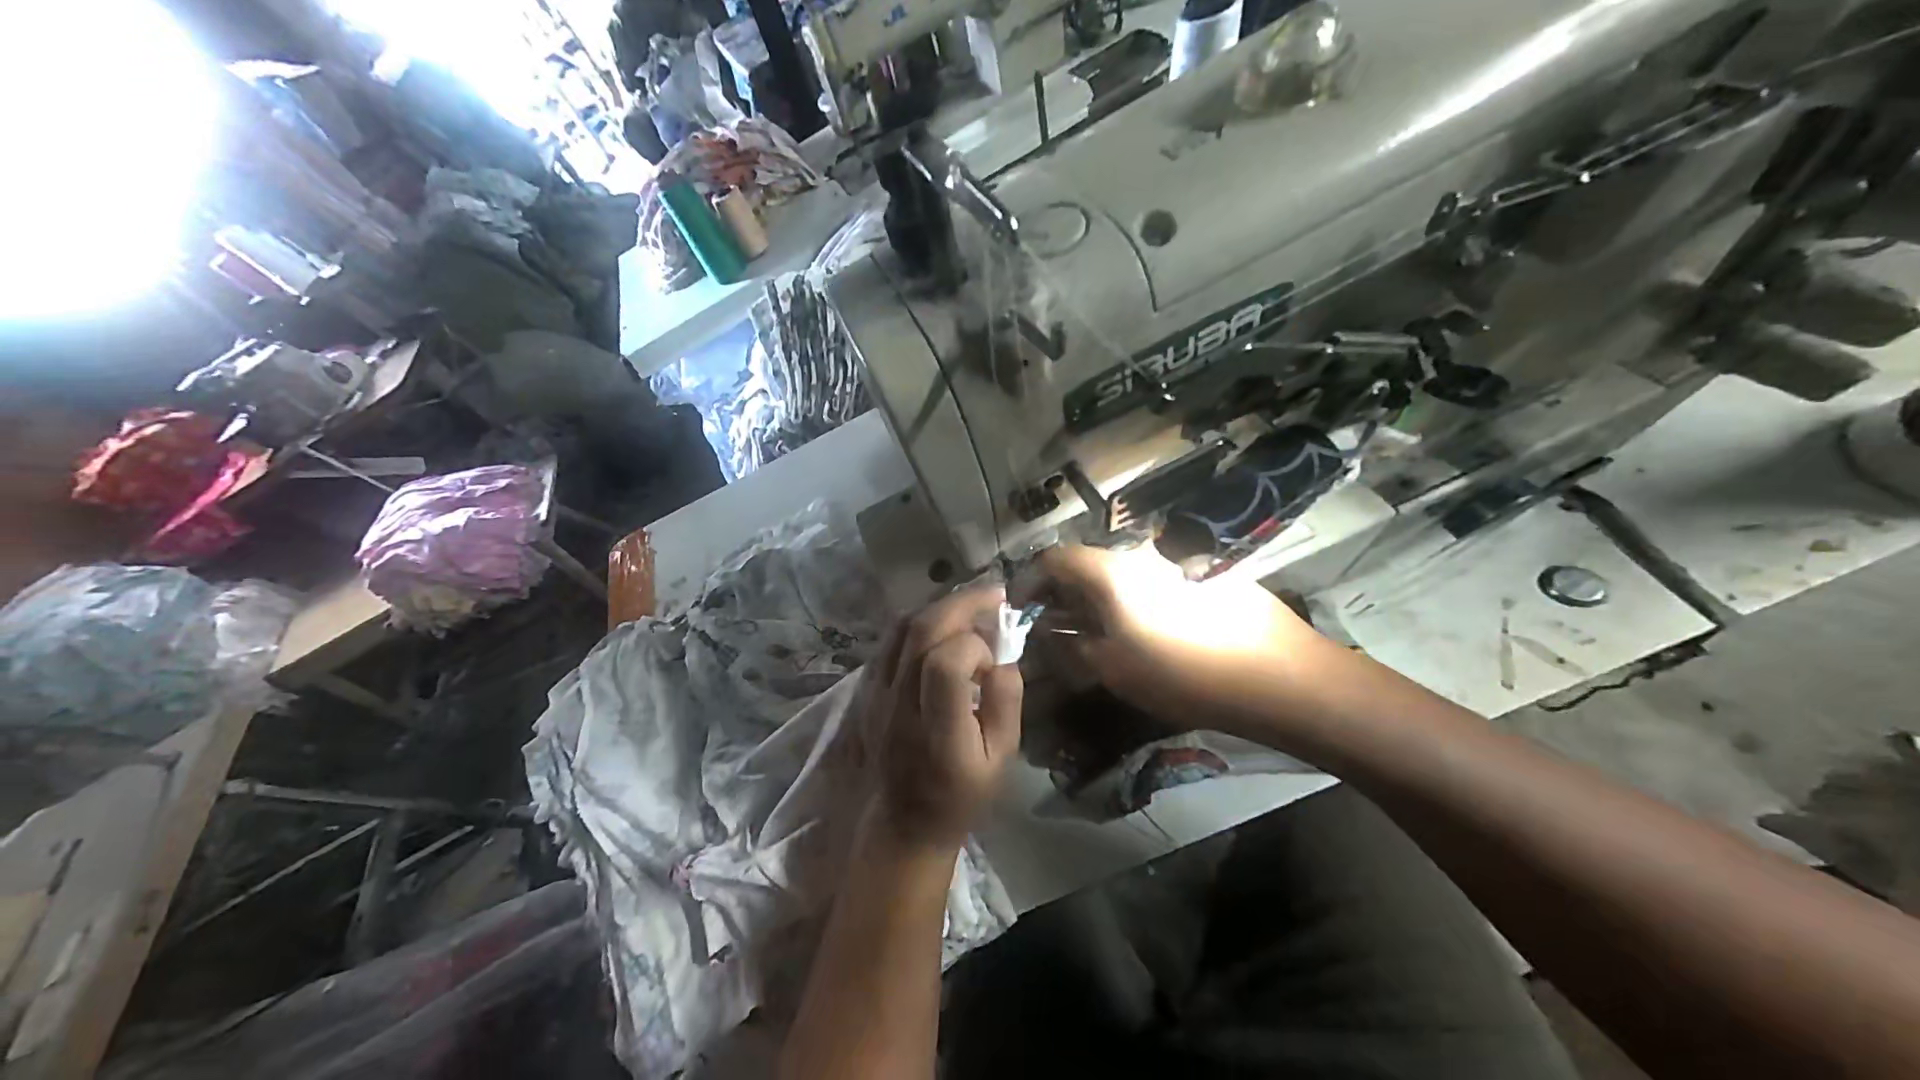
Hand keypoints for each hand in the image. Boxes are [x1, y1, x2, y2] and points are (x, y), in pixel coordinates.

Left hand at [863, 584, 1023, 853]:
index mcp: (937, 729)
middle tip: (994, 594)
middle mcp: (900, 703)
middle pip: (921, 631)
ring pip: (900, 628)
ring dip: (938, 607)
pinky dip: (916, 622)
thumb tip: (1002, 657)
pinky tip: (939, 624)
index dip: (976, 647)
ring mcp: (877, 693)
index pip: (946, 661)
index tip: (994, 660)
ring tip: (970, 604)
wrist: (901, 821)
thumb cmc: (959, 796)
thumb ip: (1006, 702)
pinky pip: (888, 641)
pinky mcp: (866, 689)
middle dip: (961, 603)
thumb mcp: (1001, 759)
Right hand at [1013, 544, 1339, 741]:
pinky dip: (1128, 604)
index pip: (1052, 558)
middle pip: (1084, 566)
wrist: (1279, 676)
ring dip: (1095, 602)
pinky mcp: (1202, 577)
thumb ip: (1069, 645)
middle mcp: (1139, 556)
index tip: (1018, 612)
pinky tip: (1141, 636)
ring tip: (1093, 637)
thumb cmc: (1183, 672)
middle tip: (1051, 630)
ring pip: (1117, 576)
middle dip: (1060, 596)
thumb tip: (1046, 631)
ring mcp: (1174, 564)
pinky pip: (1148, 585)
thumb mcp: (1112, 668)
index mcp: (1111, 570)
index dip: (1027, 582)